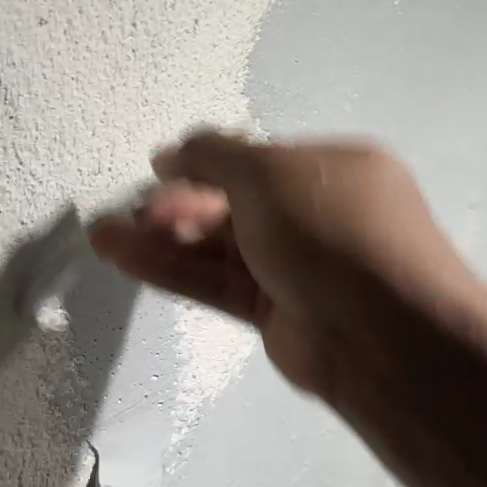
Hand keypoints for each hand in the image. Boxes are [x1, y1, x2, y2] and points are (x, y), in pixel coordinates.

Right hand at [89, 132, 476, 401]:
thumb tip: (175, 149)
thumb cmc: (332, 232)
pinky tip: (126, 261)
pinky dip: (173, 271)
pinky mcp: (272, 312)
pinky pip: (215, 283)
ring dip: (160, 241)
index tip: (157, 168)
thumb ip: (216, 156)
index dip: (203, 163)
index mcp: (329, 171)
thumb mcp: (271, 173)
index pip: (255, 161)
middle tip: (129, 213)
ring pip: (216, 248)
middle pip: (230, 205)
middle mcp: (312, 216)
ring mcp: (292, 267)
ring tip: (104, 237)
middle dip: (175, 206)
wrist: (382, 336)